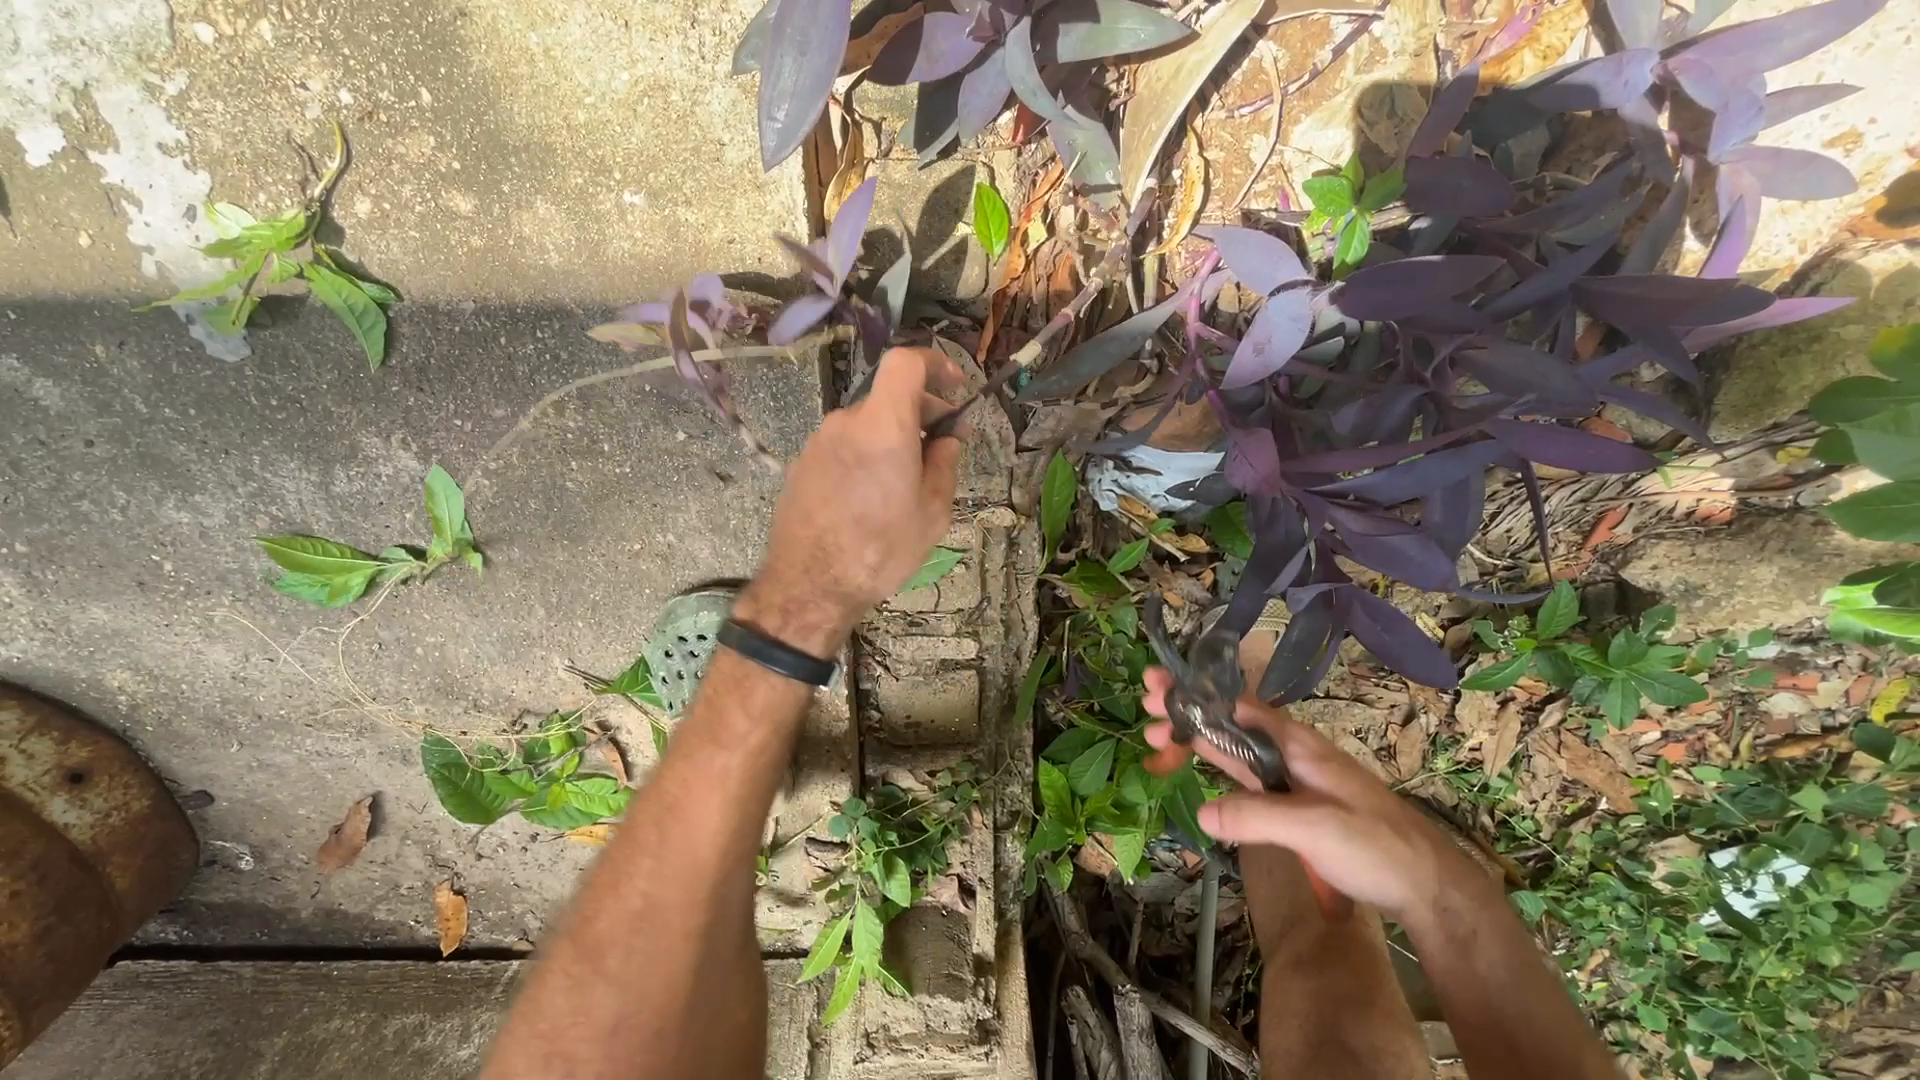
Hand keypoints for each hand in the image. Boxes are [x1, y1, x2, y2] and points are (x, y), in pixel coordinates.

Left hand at [737, 347, 964, 655]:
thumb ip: (944, 462)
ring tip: (907, 482)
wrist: (809, 586)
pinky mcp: (802, 463)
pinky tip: (873, 496)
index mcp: (883, 426)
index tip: (954, 385)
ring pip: (867, 424)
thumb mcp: (932, 511)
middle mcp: (846, 422)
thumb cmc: (881, 550)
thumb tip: (948, 436)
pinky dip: (867, 455)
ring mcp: (819, 442)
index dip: (933, 363)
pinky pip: (845, 446)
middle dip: (921, 412)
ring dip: (892, 438)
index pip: (904, 362)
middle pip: (888, 397)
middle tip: (943, 447)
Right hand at [1140, 668, 1481, 924]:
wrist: (1425, 883)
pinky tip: (1194, 771)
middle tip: (1144, 713)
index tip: (1156, 692)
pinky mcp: (1291, 805)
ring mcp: (1289, 779)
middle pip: (1227, 724)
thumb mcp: (1314, 827)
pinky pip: (1242, 778)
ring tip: (1154, 741)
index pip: (1235, 706)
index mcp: (1295, 744)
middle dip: (1185, 715)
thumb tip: (1202, 812)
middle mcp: (1288, 753)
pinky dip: (1213, 770)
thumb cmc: (1374, 843)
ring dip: (1194, 742)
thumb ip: (1256, 816)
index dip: (1193, 697)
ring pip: (1231, 750)